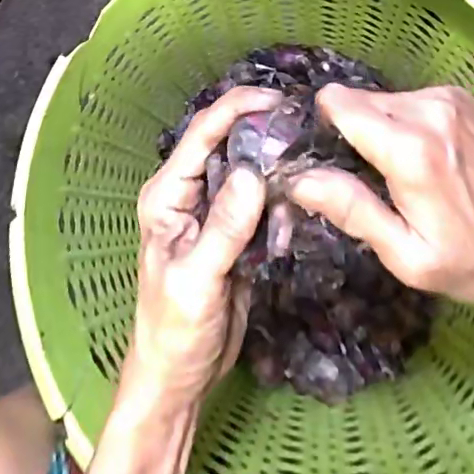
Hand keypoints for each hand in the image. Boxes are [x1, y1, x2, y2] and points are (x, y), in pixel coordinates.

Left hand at [120, 86, 279, 408]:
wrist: (179, 374)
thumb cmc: (174, 328)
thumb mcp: (197, 280)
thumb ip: (224, 227)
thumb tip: (252, 172)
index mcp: (167, 193)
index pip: (201, 135)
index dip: (235, 109)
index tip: (275, 99)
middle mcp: (188, 192)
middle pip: (225, 143)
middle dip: (260, 130)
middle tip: (301, 124)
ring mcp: (211, 210)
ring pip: (246, 170)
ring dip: (274, 167)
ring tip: (306, 162)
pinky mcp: (232, 230)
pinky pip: (259, 203)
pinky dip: (278, 203)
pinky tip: (293, 213)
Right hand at [289, 85, 473, 333]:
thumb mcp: (408, 255)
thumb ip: (351, 210)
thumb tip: (298, 179)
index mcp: (410, 150)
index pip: (336, 103)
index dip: (321, 127)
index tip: (326, 158)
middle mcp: (425, 110)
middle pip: (353, 100)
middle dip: (347, 131)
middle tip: (363, 174)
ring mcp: (443, 98)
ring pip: (376, 100)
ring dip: (374, 128)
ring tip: (394, 170)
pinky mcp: (454, 96)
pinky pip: (402, 101)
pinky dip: (398, 123)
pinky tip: (419, 156)